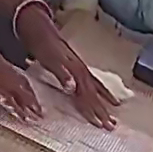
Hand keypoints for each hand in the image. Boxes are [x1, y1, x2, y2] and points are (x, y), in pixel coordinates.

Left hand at [15, 7, 118, 128]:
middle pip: (94, 94)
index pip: (86, 95)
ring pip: (96, 88)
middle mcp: (81, 70)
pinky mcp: (78, 66)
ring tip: (115, 111)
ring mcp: (80, 67)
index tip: (100, 124)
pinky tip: (104, 94)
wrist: (37, 25)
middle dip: (103, 111)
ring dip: (104, 101)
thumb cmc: (41, 43)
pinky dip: (101, 89)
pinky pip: (93, 81)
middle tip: (112, 126)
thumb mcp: (49, 59)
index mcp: (75, 71)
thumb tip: (73, 87)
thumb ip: (62, 73)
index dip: (93, 110)